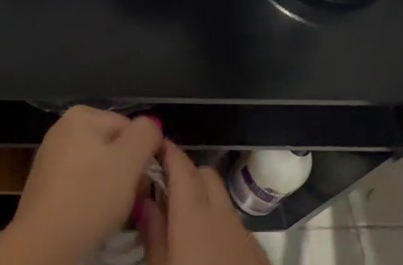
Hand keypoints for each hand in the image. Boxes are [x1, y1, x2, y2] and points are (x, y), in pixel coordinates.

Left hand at [0, 106, 161, 264]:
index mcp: (80, 115)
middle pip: (112, 146)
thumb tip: (152, 124)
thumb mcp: (129, 161)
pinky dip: (91, 197)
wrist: (46, 240)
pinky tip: (93, 214)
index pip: (129, 127)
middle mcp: (62, 128)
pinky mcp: (46, 184)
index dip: (143, 154)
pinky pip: (80, 183)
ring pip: (97, 167)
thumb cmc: (90, 195)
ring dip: (111, 187)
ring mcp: (51, 157)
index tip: (144, 181)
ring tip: (112, 209)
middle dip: (126, 171)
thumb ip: (146, 134)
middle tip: (131, 197)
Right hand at [140, 141, 268, 263]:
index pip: (181, 164)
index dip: (167, 151)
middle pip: (204, 175)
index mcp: (193, 213)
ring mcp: (244, 233)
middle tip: (162, 190)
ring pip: (221, 200)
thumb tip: (143, 198)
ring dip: (203, 201)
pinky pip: (235, 225)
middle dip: (185, 174)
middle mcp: (222, 214)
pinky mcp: (259, 254)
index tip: (150, 147)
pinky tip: (206, 249)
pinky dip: (219, 223)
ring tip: (181, 223)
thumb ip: (152, 230)